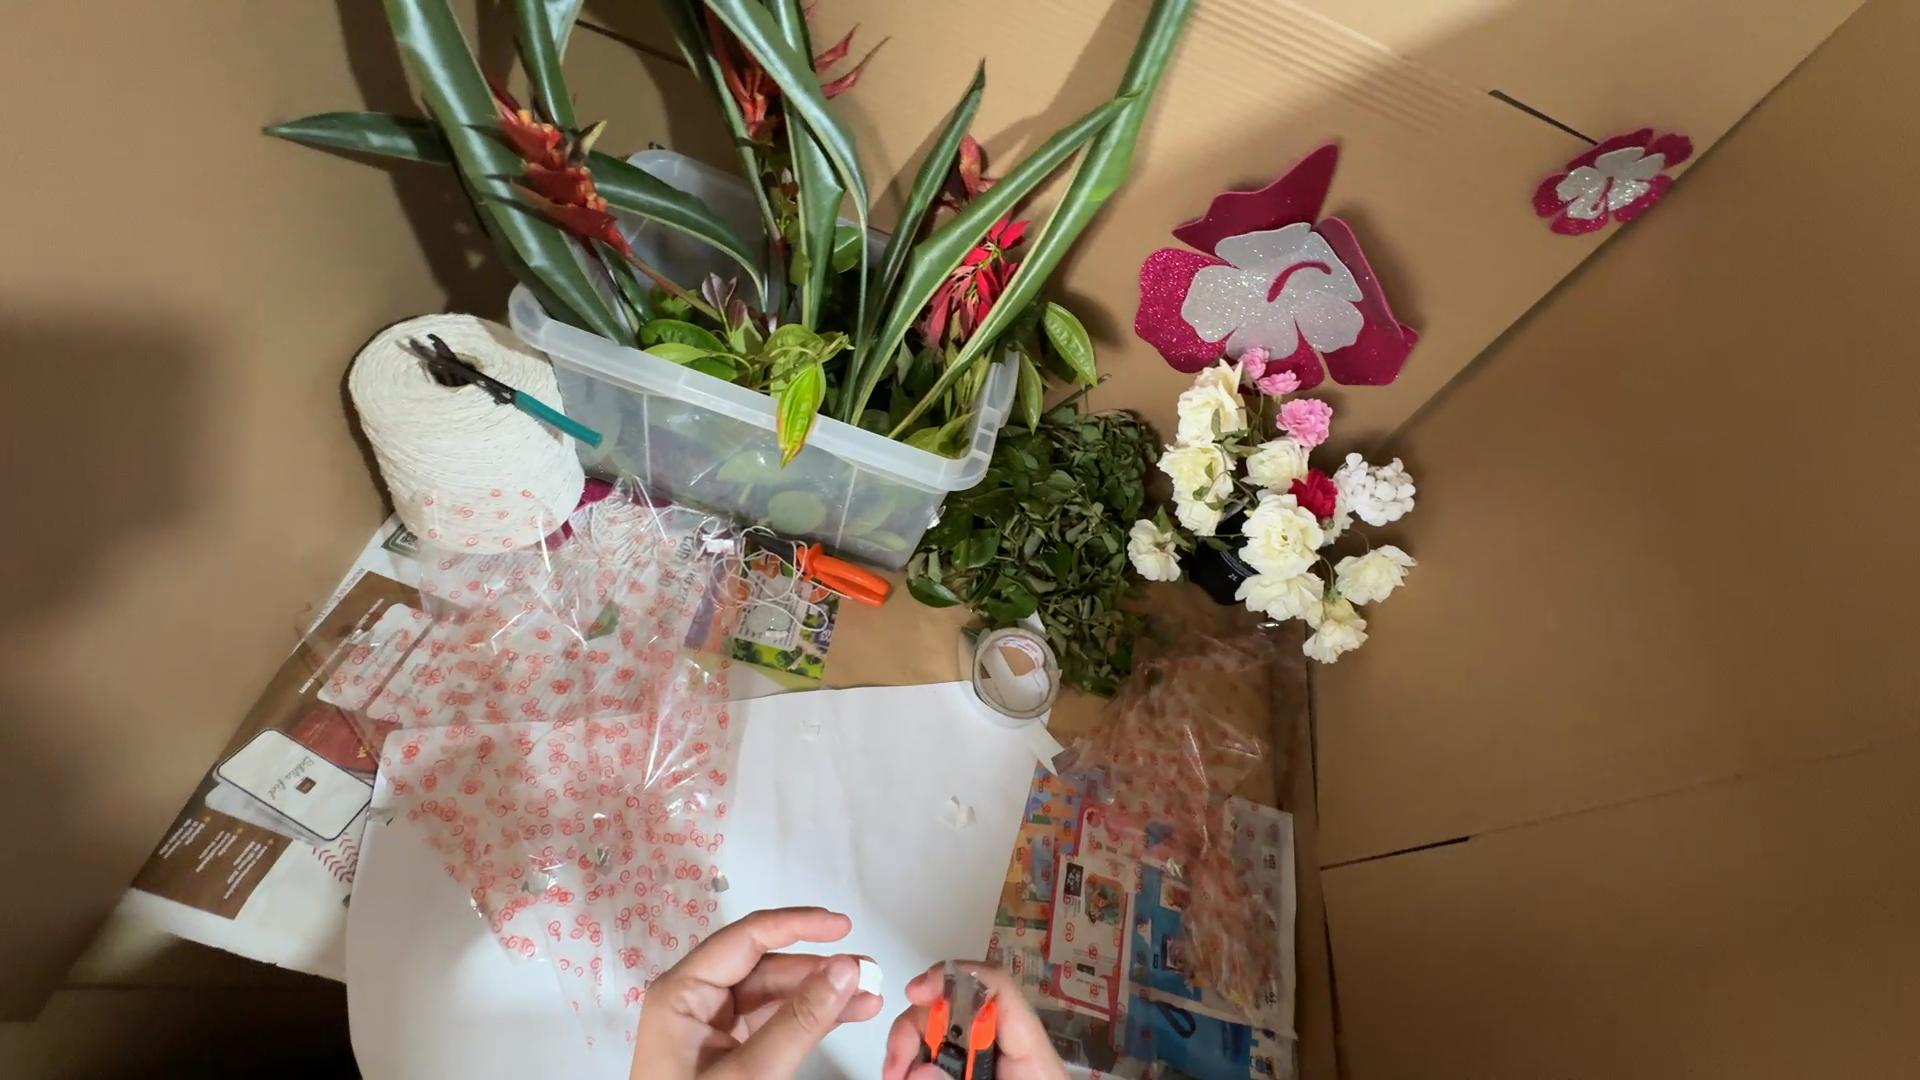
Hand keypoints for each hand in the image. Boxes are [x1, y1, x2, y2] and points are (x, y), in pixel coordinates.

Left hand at [631, 907, 883, 1079]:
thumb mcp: (749, 1075)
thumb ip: (799, 1021)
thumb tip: (848, 966)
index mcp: (683, 991)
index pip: (748, 938)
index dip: (799, 925)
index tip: (844, 926)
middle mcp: (697, 1000)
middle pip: (768, 966)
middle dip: (820, 968)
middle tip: (869, 971)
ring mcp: (714, 1028)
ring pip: (779, 994)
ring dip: (825, 994)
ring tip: (871, 995)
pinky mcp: (732, 1054)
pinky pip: (778, 1021)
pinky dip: (814, 1018)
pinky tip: (850, 1013)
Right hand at [881, 961, 1069, 1079]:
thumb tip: (918, 1072)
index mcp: (1031, 1051)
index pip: (997, 987)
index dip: (955, 976)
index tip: (915, 992)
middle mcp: (1008, 1048)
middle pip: (956, 1009)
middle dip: (917, 1027)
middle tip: (893, 1068)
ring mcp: (989, 1065)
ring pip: (940, 1037)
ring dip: (910, 1052)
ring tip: (894, 1077)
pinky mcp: (972, 1076)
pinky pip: (940, 1064)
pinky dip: (918, 1069)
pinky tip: (903, 1079)